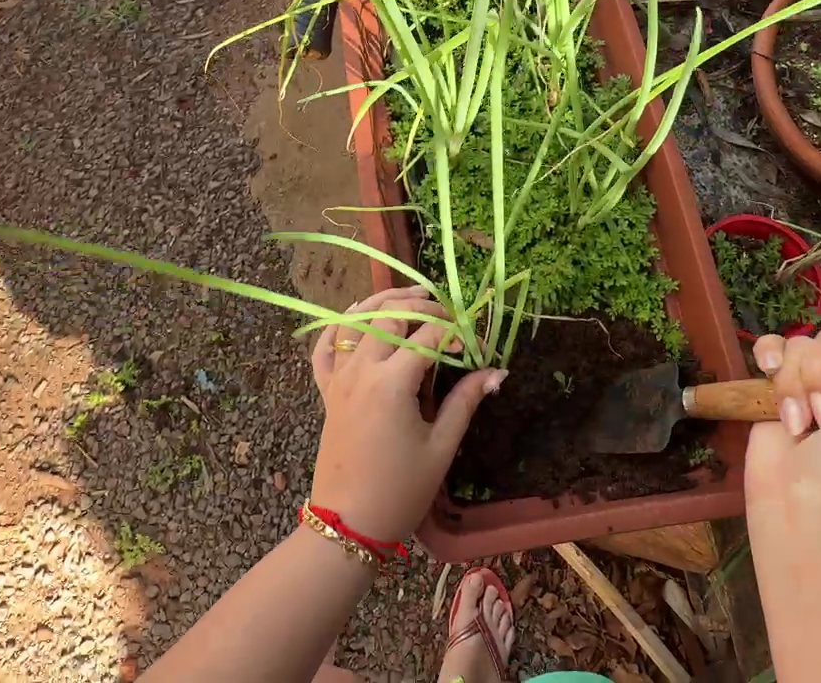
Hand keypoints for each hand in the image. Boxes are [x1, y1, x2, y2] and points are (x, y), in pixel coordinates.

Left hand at [308, 286, 507, 543]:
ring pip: (356, 322)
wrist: (349, 524)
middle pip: (390, 317)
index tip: (470, 340)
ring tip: (409, 295)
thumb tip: (496, 373)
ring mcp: (339, 379)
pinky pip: (324, 348)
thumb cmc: (401, 490)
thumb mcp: (440, 447)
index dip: (453, 331)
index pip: (427, 337)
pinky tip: (355, 316)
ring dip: (383, 303)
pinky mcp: (326, 391)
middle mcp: (362, 371)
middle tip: (444, 310)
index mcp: (392, 383)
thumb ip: (465, 402)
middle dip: (420, 306)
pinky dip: (339, 326)